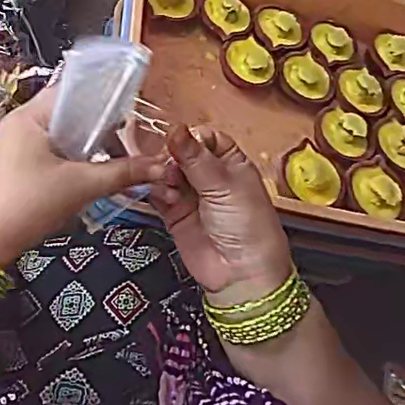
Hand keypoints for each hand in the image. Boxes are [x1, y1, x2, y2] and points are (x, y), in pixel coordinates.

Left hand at [0, 85, 164, 261]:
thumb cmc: (26, 205)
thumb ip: (122, 173)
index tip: (130, 109)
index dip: (104, 96)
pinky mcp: (18, 163)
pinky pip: (53, 149)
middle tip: (126, 139)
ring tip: (114, 158)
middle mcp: (21, 123)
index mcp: (30, 116)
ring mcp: (17, 143)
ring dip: (88, 144)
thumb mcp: (81, 186)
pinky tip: (92, 171)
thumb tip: (159, 167)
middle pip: (70, 111)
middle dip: (100, 125)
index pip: (73, 89)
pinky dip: (74, 156)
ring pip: (63, 132)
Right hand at [148, 125, 293, 302]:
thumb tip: (175, 128)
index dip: (189, 138)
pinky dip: (157, 193)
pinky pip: (156, 193)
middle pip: (179, 153)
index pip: (204, 138)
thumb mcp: (225, 186)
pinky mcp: (173, 212)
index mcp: (230, 163)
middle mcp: (208, 176)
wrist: (240, 275)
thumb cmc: (248, 227)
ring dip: (163, 176)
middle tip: (167, 165)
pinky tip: (167, 199)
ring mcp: (189, 194)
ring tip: (170, 186)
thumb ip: (196, 158)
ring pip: (165, 172)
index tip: (174, 141)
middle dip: (170, 157)